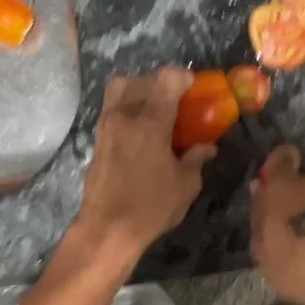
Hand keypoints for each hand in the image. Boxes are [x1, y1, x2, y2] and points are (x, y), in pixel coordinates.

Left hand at [73, 69, 216, 264]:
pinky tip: (139, 129)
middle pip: (140, 79)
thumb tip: (207, 147)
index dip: (182, 76)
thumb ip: (196, 159)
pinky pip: (111, 106)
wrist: (107, 228)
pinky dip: (126, 106)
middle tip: (174, 99)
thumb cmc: (151, 207)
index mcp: (150, 122)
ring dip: (138, 89)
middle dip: (160, 82)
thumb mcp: (185, 185)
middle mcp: (125, 115)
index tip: (193, 87)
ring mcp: (106, 124)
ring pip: (120, 88)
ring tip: (153, 110)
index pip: (166, 79)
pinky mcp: (97, 137)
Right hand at [250, 144, 304, 304]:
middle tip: (287, 222)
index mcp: (284, 185)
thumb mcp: (261, 246)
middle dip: (294, 195)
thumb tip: (259, 188)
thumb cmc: (294, 266)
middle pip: (301, 179)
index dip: (277, 165)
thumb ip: (259, 213)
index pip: (282, 155)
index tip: (272, 183)